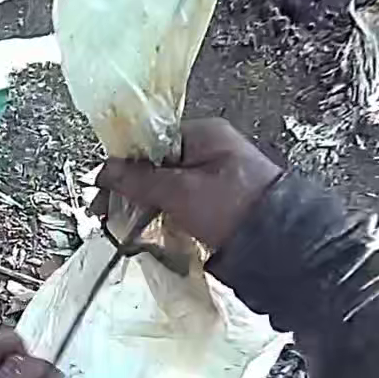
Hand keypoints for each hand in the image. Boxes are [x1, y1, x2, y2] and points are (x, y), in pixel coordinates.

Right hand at [97, 118, 282, 250]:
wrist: (279, 243)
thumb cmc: (230, 207)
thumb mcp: (178, 191)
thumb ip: (137, 179)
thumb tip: (99, 170)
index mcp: (201, 134)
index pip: (147, 142)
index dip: (121, 164)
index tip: (100, 190)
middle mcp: (205, 149)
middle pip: (152, 163)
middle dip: (126, 187)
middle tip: (103, 213)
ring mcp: (210, 174)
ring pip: (161, 183)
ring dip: (139, 202)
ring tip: (118, 223)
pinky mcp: (212, 199)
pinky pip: (175, 199)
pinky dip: (157, 211)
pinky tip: (142, 226)